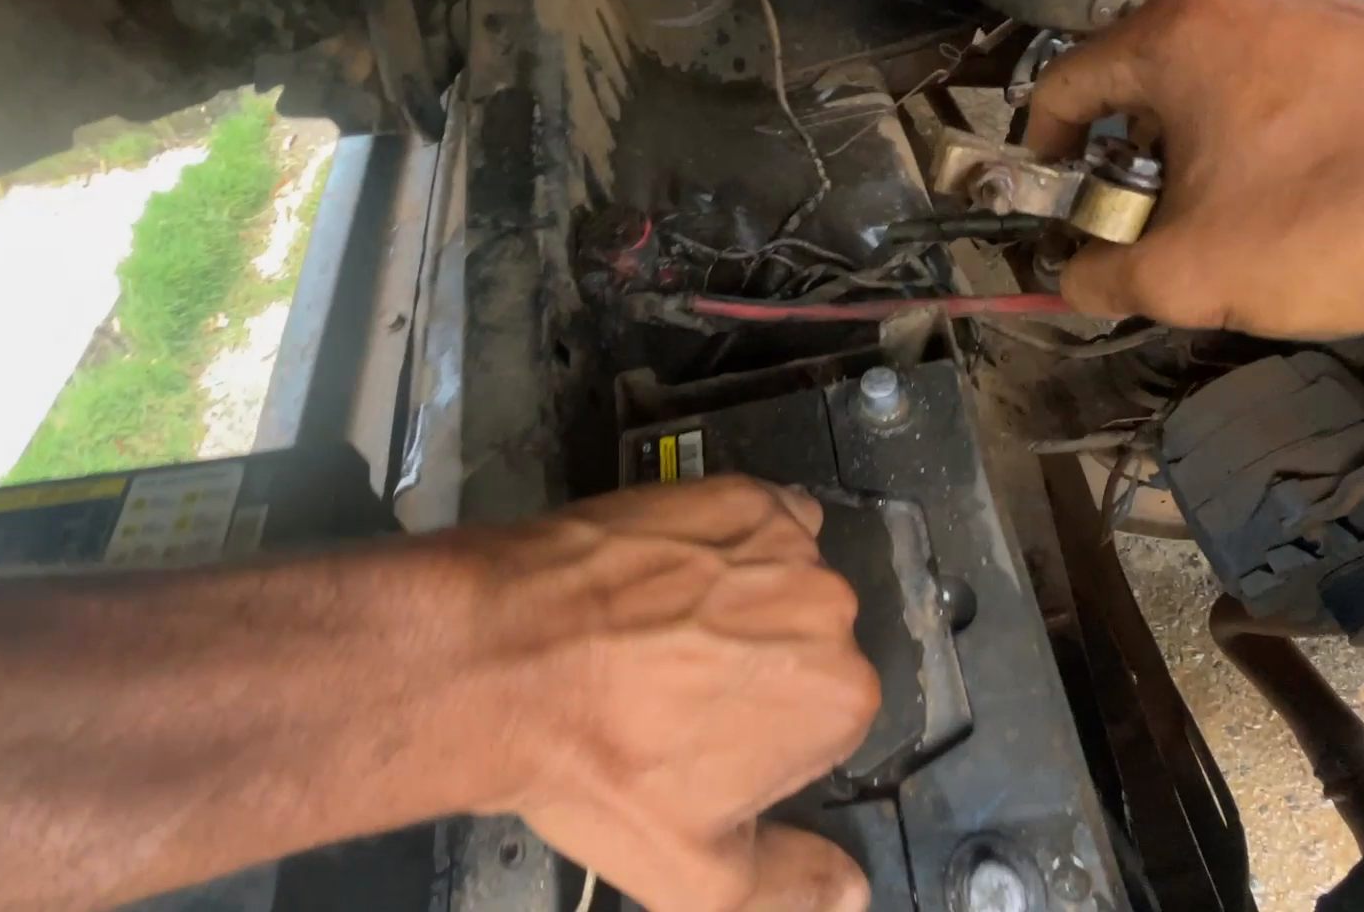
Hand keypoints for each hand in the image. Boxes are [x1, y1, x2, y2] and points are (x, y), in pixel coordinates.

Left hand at [460, 477, 878, 911]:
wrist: (510, 651)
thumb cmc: (602, 762)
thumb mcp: (697, 875)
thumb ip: (793, 889)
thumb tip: (853, 891)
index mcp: (839, 696)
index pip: (828, 711)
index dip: (770, 725)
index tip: (715, 727)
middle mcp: (830, 608)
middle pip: (814, 635)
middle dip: (768, 656)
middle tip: (689, 671)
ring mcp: (785, 541)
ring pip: (792, 575)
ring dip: (755, 594)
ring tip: (676, 617)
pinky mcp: (740, 492)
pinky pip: (769, 518)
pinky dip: (742, 539)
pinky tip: (684, 567)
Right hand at [1027, 0, 1363, 338]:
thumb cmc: (1334, 222)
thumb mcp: (1183, 276)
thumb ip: (1096, 278)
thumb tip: (1070, 277)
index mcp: (1175, 36)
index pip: (1061, 87)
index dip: (1040, 154)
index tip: (1056, 204)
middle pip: (1132, 86)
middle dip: (1118, 163)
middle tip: (1141, 227)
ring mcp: (1317, 4)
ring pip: (1204, 84)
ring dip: (1184, 153)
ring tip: (1220, 218)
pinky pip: (1272, 82)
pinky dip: (1249, 136)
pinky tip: (1292, 193)